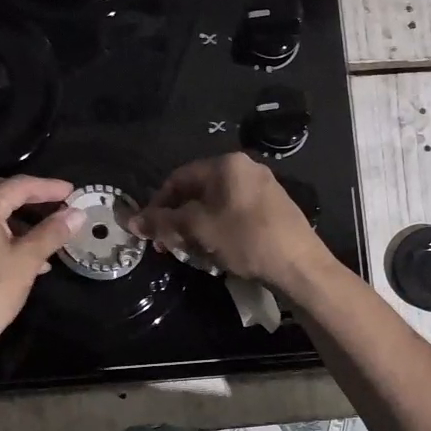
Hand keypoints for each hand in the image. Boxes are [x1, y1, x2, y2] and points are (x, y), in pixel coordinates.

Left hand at [0, 174, 82, 372]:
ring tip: (46, 232)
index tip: (73, 191)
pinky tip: (26, 254)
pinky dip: (2, 232)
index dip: (48, 187)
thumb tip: (77, 213)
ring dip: (17, 217)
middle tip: (54, 205)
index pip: (18, 185)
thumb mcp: (28, 260)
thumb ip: (52, 232)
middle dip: (28, 196)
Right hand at [130, 153, 330, 292]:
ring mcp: (262, 188)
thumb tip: (131, 221)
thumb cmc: (245, 240)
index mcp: (226, 164)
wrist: (298, 265)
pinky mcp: (272, 209)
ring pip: (215, 205)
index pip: (178, 178)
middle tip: (168, 246)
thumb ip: (163, 222)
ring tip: (191, 252)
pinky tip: (217, 252)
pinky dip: (218, 230)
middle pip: (197, 191)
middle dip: (178, 219)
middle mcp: (245, 168)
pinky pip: (234, 214)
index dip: (157, 204)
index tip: (149, 230)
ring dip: (196, 228)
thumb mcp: (198, 230)